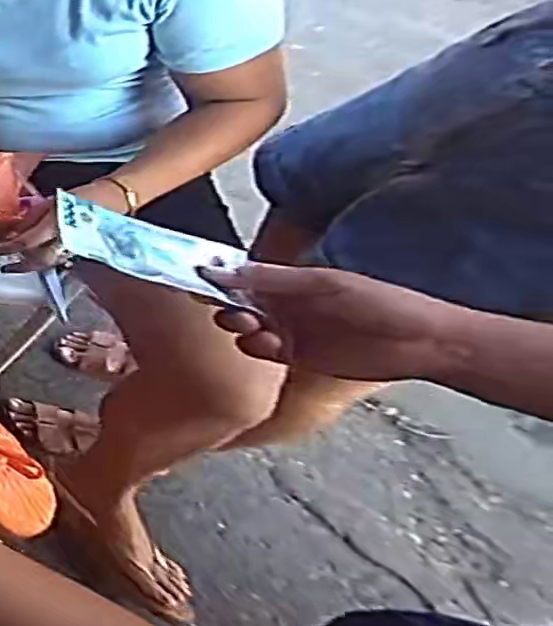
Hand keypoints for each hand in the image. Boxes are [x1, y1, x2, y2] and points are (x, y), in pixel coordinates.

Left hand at [0, 181, 123, 272]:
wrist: (115, 198)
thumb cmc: (81, 197)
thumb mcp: (50, 203)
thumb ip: (31, 219)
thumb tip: (12, 233)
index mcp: (56, 224)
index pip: (26, 242)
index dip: (7, 249)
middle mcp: (67, 239)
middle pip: (39, 260)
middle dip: (19, 266)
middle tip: (5, 267)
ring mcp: (78, 247)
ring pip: (50, 263)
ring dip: (31, 266)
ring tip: (17, 266)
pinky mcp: (85, 250)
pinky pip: (61, 260)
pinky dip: (46, 263)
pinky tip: (37, 261)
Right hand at [200, 263, 463, 381]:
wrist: (429, 345)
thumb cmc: (385, 305)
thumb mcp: (323, 282)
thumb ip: (268, 278)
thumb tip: (216, 270)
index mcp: (285, 283)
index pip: (237, 277)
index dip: (215, 278)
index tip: (195, 280)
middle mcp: (280, 304)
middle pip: (231, 302)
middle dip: (223, 305)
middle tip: (232, 311)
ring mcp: (285, 329)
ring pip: (239, 327)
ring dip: (240, 327)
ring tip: (258, 330)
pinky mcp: (290, 354)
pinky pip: (256, 349)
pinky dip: (255, 346)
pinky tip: (272, 345)